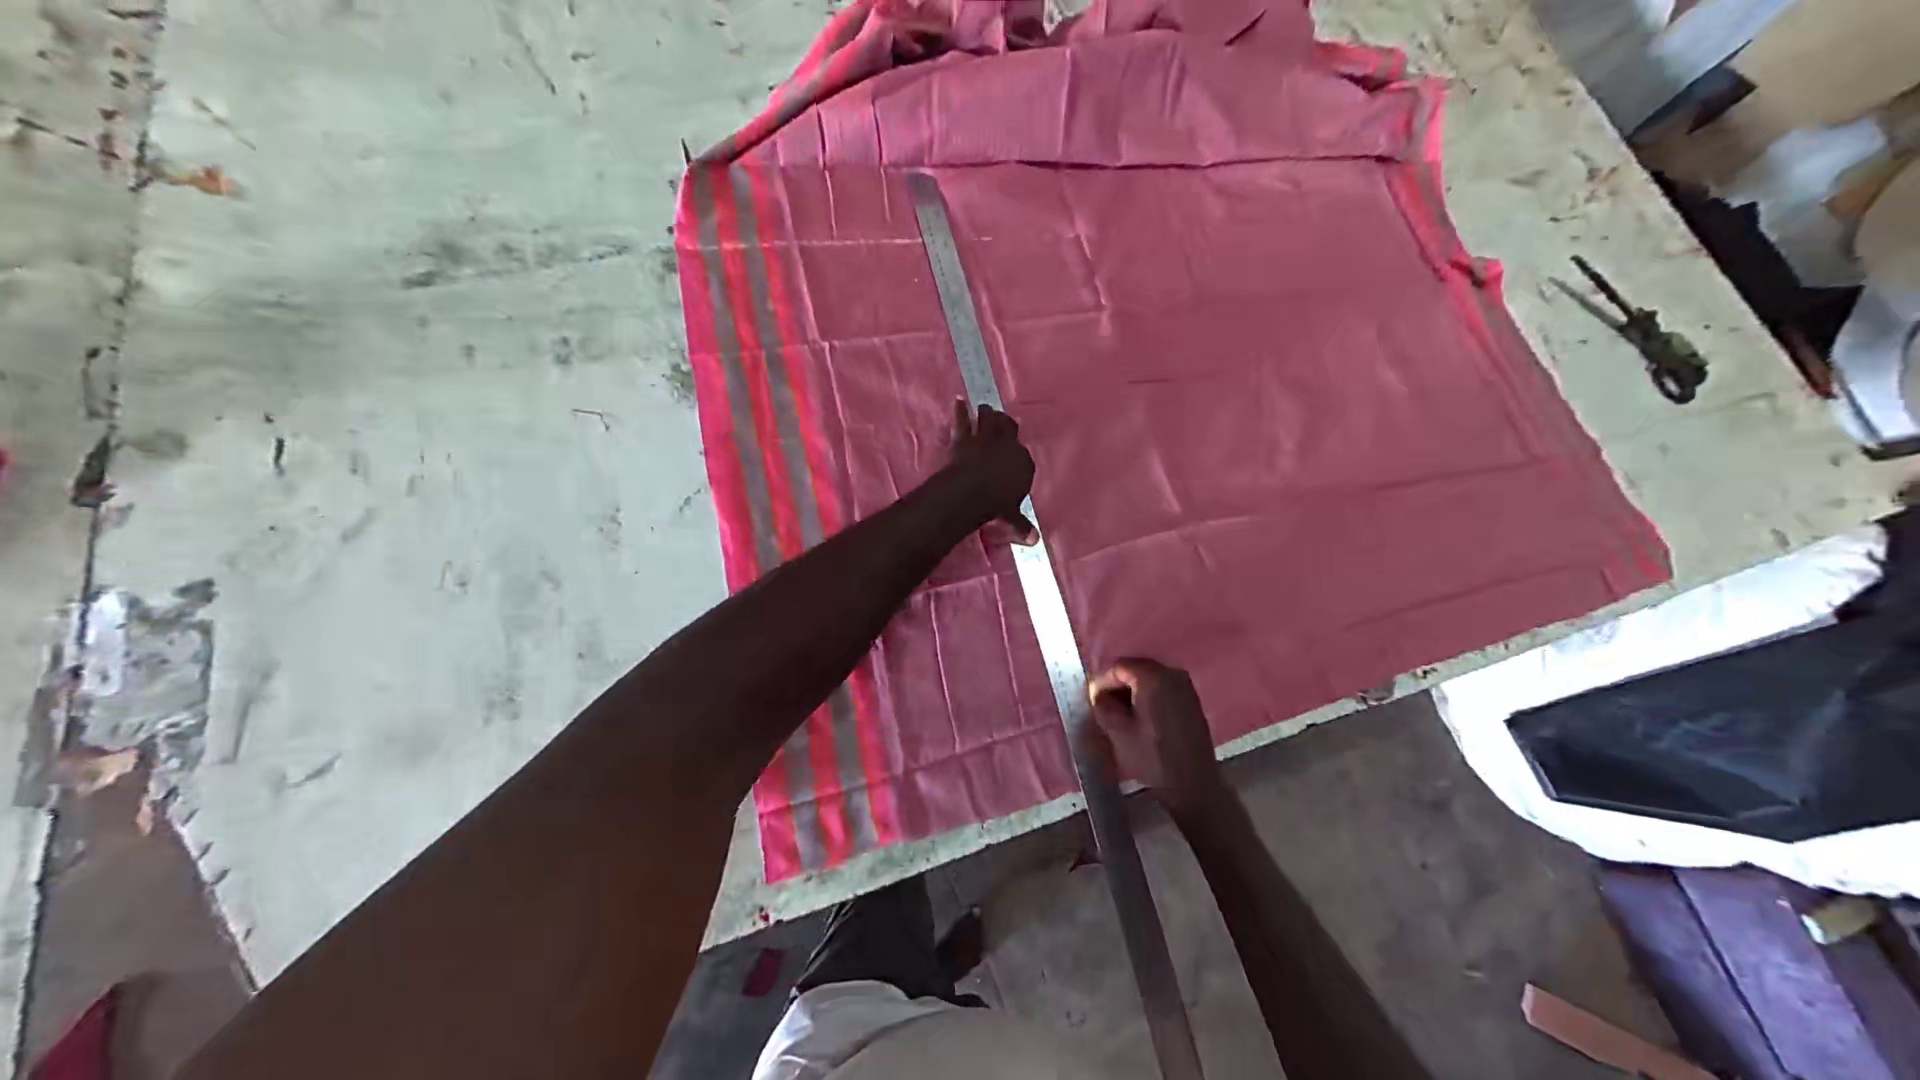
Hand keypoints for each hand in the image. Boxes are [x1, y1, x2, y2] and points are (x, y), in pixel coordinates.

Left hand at [945, 401, 1036, 543]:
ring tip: (986, 408)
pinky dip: (959, 411)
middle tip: (1004, 420)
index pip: (1024, 457)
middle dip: (1006, 425)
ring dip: (987, 414)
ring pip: (989, 421)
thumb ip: (1021, 526)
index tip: (1014, 453)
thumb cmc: (996, 507)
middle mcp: (1007, 447)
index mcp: (1023, 465)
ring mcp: (985, 440)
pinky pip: (962, 422)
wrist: (971, 493)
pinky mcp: (964, 439)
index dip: (1018, 455)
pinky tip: (958, 401)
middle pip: (1009, 429)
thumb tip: (1034, 541)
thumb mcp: (1011, 519)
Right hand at [1087, 658, 1228, 821]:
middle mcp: (1173, 674)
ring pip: (1150, 680)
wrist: (1193, 785)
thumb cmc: (1152, 757)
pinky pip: (1164, 690)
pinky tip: (1141, 719)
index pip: (1119, 666)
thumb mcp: (1117, 732)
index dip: (1102, 682)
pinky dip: (1149, 698)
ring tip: (1121, 715)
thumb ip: (1102, 705)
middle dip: (1118, 686)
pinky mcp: (1192, 702)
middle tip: (1104, 707)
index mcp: (1153, 677)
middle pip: (1136, 669)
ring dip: (1133, 693)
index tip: (1092, 700)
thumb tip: (1098, 694)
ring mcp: (1186, 687)